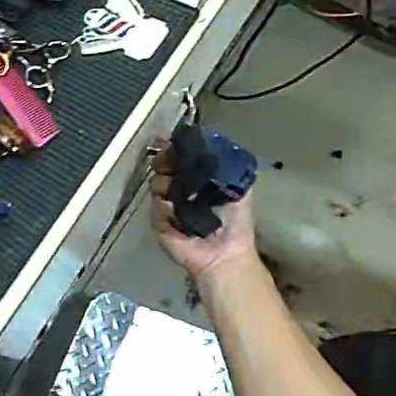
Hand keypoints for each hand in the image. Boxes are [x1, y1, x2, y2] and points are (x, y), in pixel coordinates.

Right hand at [150, 138, 257, 281]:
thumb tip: (211, 143)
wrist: (224, 253)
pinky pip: (156, 207)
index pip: (179, 157)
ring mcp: (167, 205)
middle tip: (169, 163)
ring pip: (156, 183)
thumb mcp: (239, 188)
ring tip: (178, 191)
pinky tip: (176, 212)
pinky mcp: (159, 222)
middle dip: (165, 161)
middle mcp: (179, 189)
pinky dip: (165, 207)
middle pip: (162, 166)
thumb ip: (228, 166)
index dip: (174, 149)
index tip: (171, 143)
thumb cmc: (234, 221)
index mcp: (196, 179)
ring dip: (166, 183)